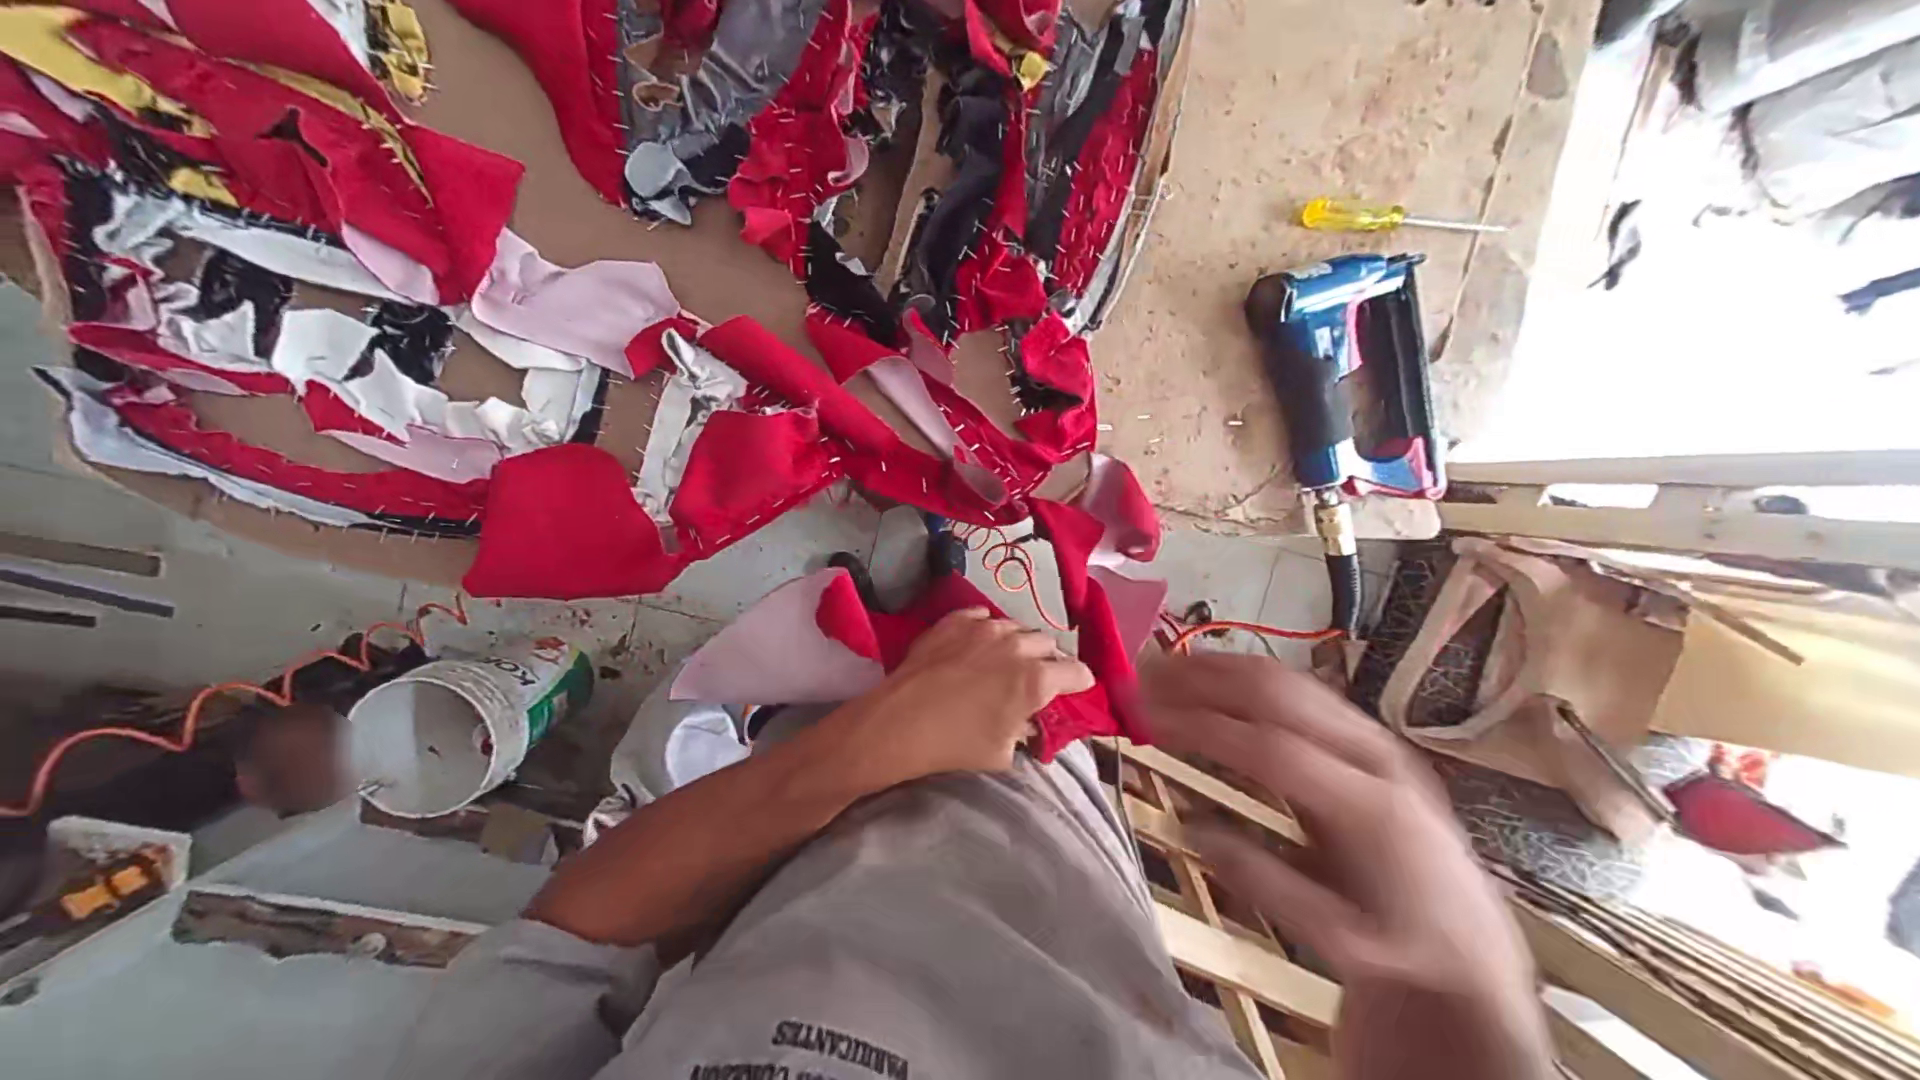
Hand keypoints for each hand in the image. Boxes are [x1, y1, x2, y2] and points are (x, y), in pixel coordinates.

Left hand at [822, 609, 1093, 789]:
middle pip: (1048, 644)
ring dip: (1019, 643)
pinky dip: (987, 629)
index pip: (1077, 672)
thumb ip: (1024, 732)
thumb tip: (1028, 722)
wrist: (899, 722)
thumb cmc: (955, 745)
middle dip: (1049, 660)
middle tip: (1037, 678)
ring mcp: (984, 628)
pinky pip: (983, 616)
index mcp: (1036, 679)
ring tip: (1007, 659)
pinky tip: (979, 642)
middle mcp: (1016, 646)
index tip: (1075, 689)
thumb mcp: (1002, 752)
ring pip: (1017, 627)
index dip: (1079, 683)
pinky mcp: (955, 621)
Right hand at [1140, 653, 1554, 1079]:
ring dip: (1217, 668)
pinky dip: (1243, 673)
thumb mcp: (1333, 936)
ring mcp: (1371, 735)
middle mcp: (1372, 754)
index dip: (1202, 727)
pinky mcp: (1364, 730)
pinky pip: (1296, 685)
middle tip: (1140, 679)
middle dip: (1200, 681)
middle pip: (1276, 696)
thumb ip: (1263, 880)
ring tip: (1161, 667)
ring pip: (1285, 680)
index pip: (1269, 748)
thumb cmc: (1396, 942)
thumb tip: (1192, 828)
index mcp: (1368, 807)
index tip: (1145, 717)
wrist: (1466, 934)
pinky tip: (1208, 675)